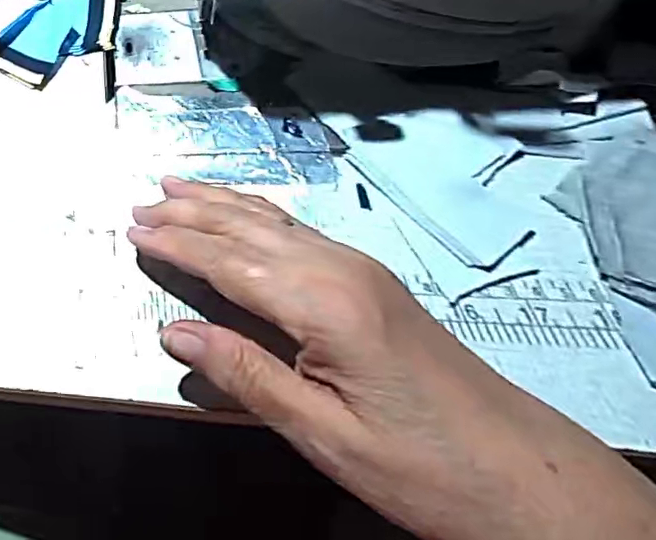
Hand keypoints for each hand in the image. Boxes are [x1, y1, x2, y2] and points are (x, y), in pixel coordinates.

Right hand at [130, 178, 655, 539]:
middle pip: (247, 228)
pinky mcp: (368, 275)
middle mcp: (337, 266)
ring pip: (272, 220)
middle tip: (144, 201)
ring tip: (179, 186)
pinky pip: (297, 230)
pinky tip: (244, 211)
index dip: (178, 244)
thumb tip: (175, 333)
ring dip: (221, 202)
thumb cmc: (419, 466)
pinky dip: (257, 214)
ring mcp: (357, 265)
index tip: (135, 229)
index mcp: (322, 303)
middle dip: (191, 212)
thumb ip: (245, 375)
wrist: (521, 469)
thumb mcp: (324, 435)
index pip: (230, 261)